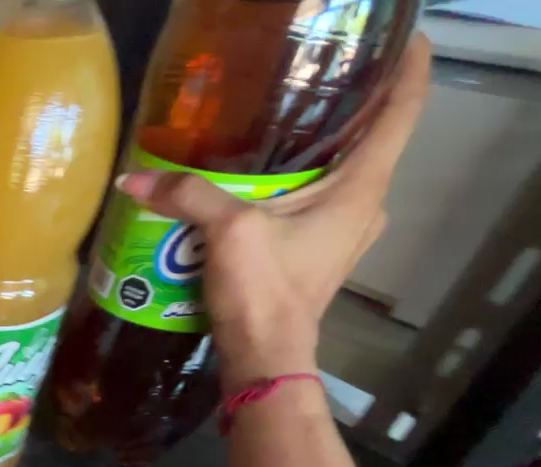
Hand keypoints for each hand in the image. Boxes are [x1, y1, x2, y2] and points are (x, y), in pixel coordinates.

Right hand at [114, 34, 432, 391]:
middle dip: (346, 110)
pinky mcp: (318, 255)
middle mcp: (366, 204)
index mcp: (364, 185)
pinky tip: (259, 189)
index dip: (407, 65)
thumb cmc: (266, 290)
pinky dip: (294, 189)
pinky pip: (313, 206)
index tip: (397, 37)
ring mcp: (344, 233)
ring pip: (339, 175)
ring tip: (279, 133)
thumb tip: (132, 180)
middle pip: (369, 139)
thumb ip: (189, 197)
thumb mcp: (228, 233)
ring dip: (316, 153)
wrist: (265, 356)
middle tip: (311, 84)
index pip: (404, 107)